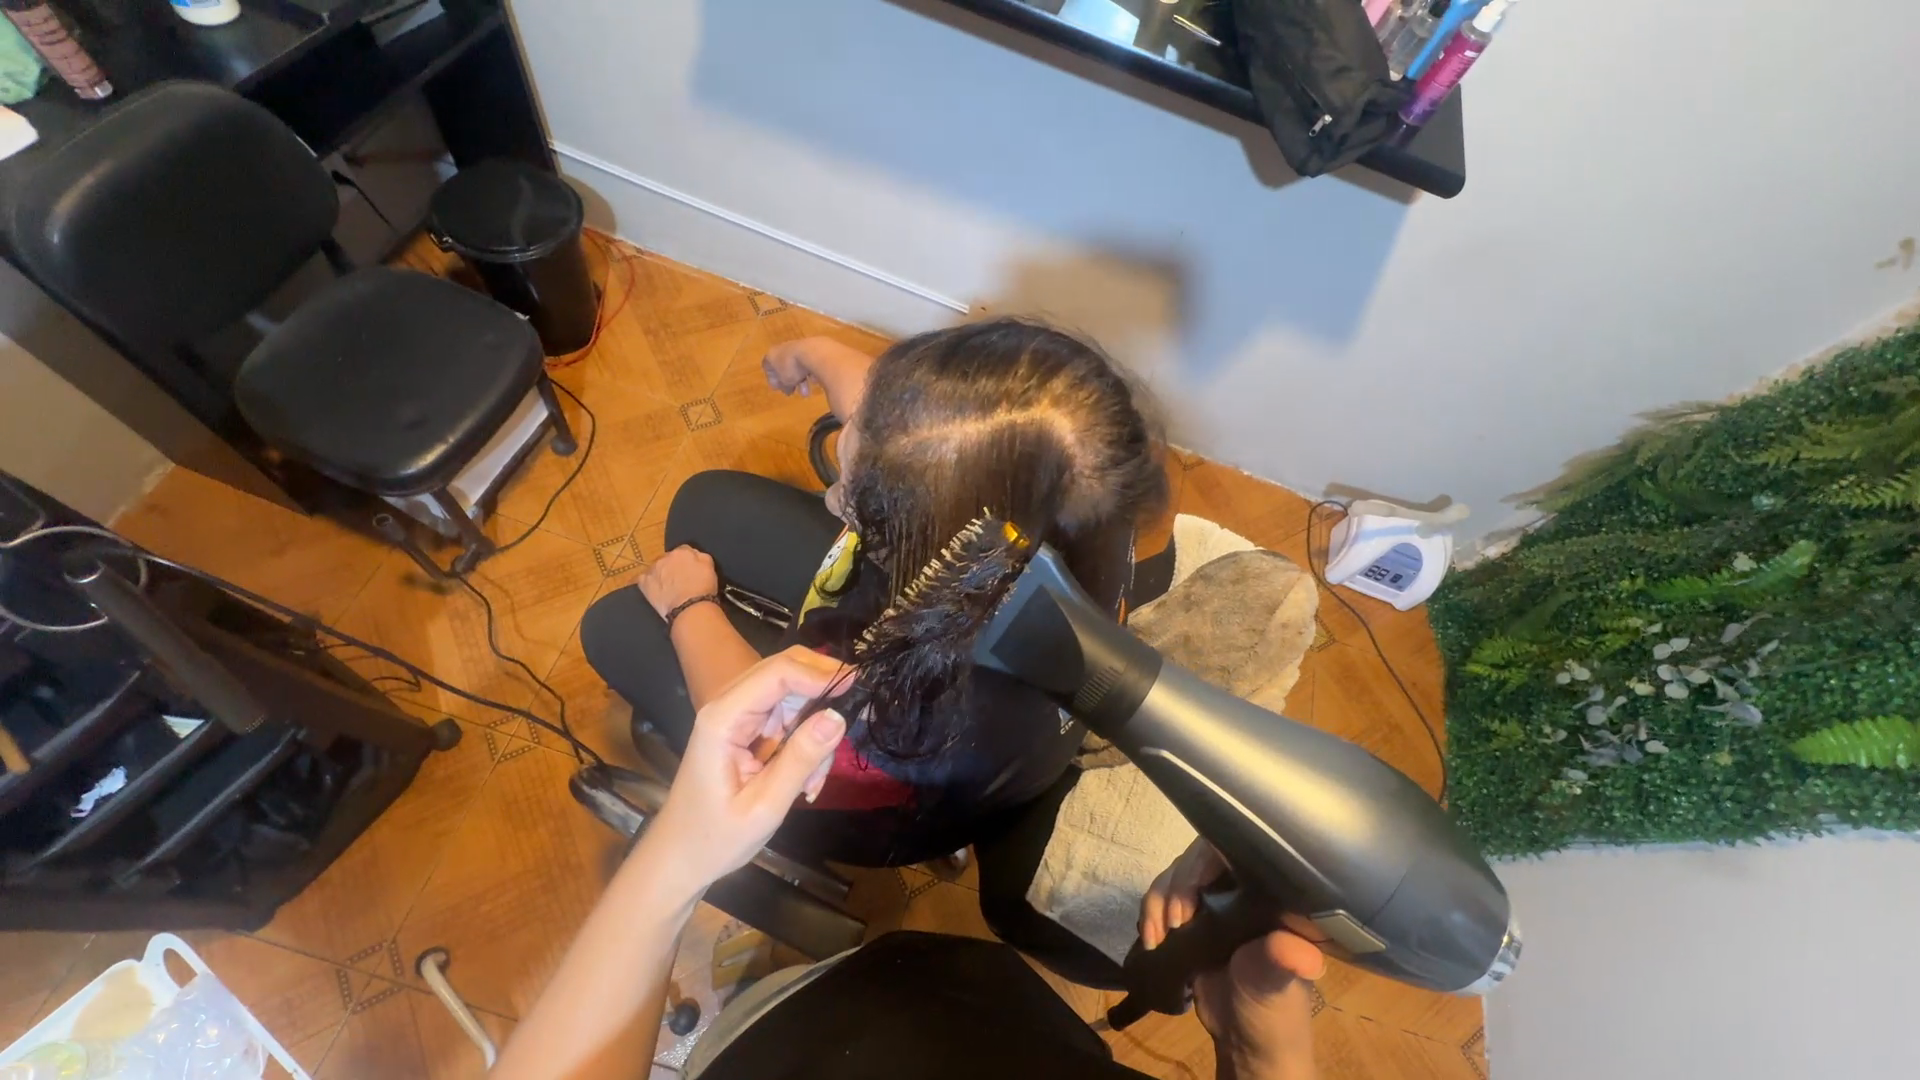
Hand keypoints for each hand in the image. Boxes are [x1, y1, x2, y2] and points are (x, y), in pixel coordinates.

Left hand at [638, 545, 718, 619]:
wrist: (689, 607)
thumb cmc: (703, 588)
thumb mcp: (710, 567)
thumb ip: (700, 556)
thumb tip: (694, 554)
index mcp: (682, 552)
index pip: (684, 550)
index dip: (687, 561)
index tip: (690, 569)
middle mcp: (665, 557)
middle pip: (668, 558)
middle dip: (672, 566)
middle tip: (679, 579)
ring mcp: (652, 569)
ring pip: (656, 568)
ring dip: (661, 573)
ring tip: (668, 586)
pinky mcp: (643, 583)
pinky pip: (643, 579)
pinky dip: (648, 583)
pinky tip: (656, 590)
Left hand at [643, 648, 850, 892]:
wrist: (680, 859)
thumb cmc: (715, 838)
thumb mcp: (765, 806)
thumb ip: (801, 759)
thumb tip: (839, 716)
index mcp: (724, 718)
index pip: (777, 672)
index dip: (818, 672)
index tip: (856, 685)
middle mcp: (729, 706)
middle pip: (785, 670)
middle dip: (822, 688)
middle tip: (854, 714)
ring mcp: (739, 716)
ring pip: (792, 694)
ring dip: (816, 724)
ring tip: (816, 777)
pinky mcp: (749, 729)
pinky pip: (788, 716)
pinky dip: (807, 739)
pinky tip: (808, 779)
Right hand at [762, 338, 825, 395]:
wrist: (813, 352)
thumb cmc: (792, 367)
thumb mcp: (784, 382)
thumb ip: (783, 386)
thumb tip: (786, 389)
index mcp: (772, 355)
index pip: (767, 367)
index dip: (772, 379)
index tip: (778, 388)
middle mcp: (784, 348)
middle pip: (785, 366)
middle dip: (789, 381)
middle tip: (792, 392)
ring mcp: (799, 347)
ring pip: (799, 366)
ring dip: (802, 381)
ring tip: (806, 393)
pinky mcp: (813, 348)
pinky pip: (810, 363)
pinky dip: (811, 373)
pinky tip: (815, 382)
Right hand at [1141, 839, 1324, 1079]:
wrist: (1248, 1046)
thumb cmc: (1275, 1011)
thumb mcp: (1275, 984)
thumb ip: (1279, 960)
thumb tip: (1299, 952)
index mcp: (1268, 892)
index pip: (1230, 848)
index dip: (1203, 861)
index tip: (1190, 895)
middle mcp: (1239, 888)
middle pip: (1194, 859)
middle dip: (1175, 886)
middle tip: (1173, 925)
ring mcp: (1212, 902)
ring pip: (1173, 877)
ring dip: (1156, 902)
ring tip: (1156, 938)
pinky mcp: (1190, 919)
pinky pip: (1162, 899)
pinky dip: (1150, 914)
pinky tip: (1150, 939)